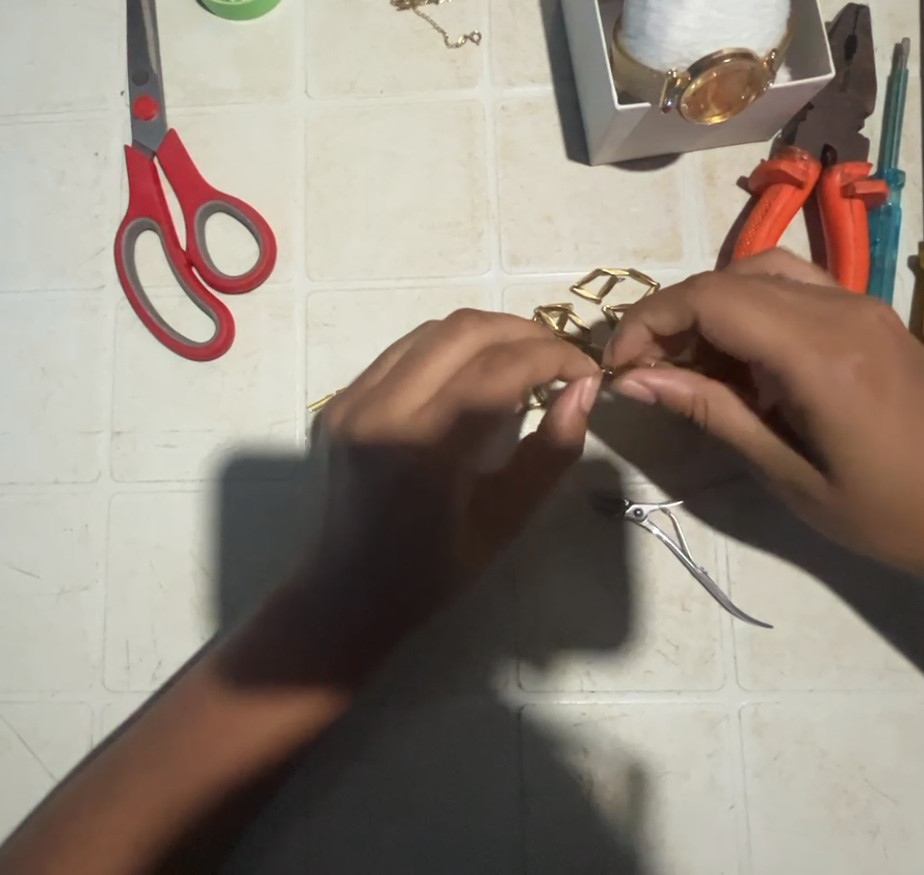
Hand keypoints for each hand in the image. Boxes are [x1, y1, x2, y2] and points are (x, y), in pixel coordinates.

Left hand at [288, 310, 600, 662]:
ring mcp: (351, 400)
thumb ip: (550, 454)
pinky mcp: (338, 400)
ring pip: (431, 330)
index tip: (586, 370)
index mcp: (426, 451)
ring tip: (523, 358)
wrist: (340, 593)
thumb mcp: (504, 524)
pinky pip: (401, 351)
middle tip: (559, 357)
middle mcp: (381, 411)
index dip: (553, 355)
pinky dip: (446, 347)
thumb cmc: (430, 572)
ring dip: (486, 333)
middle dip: (524, 332)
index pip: (499, 369)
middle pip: (464, 331)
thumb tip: (584, 390)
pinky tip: (470, 371)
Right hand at [601, 249, 923, 585]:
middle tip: (646, 374)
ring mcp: (860, 308)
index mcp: (820, 352)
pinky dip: (747, 310)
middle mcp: (840, 310)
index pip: (707, 300)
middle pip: (726, 280)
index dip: (647, 323)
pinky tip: (741, 361)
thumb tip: (631, 381)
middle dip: (670, 318)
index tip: (617, 368)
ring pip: (757, 274)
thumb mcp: (788, 475)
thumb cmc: (896, 516)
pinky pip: (791, 290)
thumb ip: (709, 413)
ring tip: (688, 365)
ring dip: (708, 309)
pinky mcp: (870, 318)